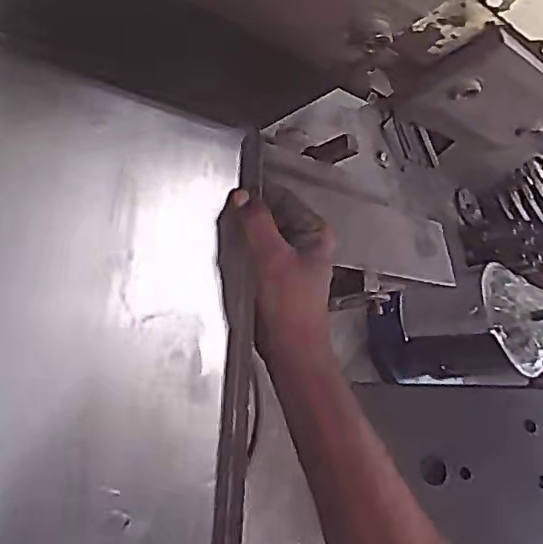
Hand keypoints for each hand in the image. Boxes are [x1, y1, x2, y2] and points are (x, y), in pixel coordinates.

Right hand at [228, 188, 336, 355]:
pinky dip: (244, 250)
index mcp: (316, 232)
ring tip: (228, 233)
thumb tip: (242, 196)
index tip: (234, 194)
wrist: (291, 350)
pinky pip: (257, 251)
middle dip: (250, 215)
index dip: (259, 195)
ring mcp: (291, 258)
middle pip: (272, 215)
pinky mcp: (276, 274)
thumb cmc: (292, 308)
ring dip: (245, 233)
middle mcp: (306, 242)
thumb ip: (258, 224)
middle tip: (227, 214)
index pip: (284, 197)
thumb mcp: (273, 258)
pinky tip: (232, 254)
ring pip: (263, 234)